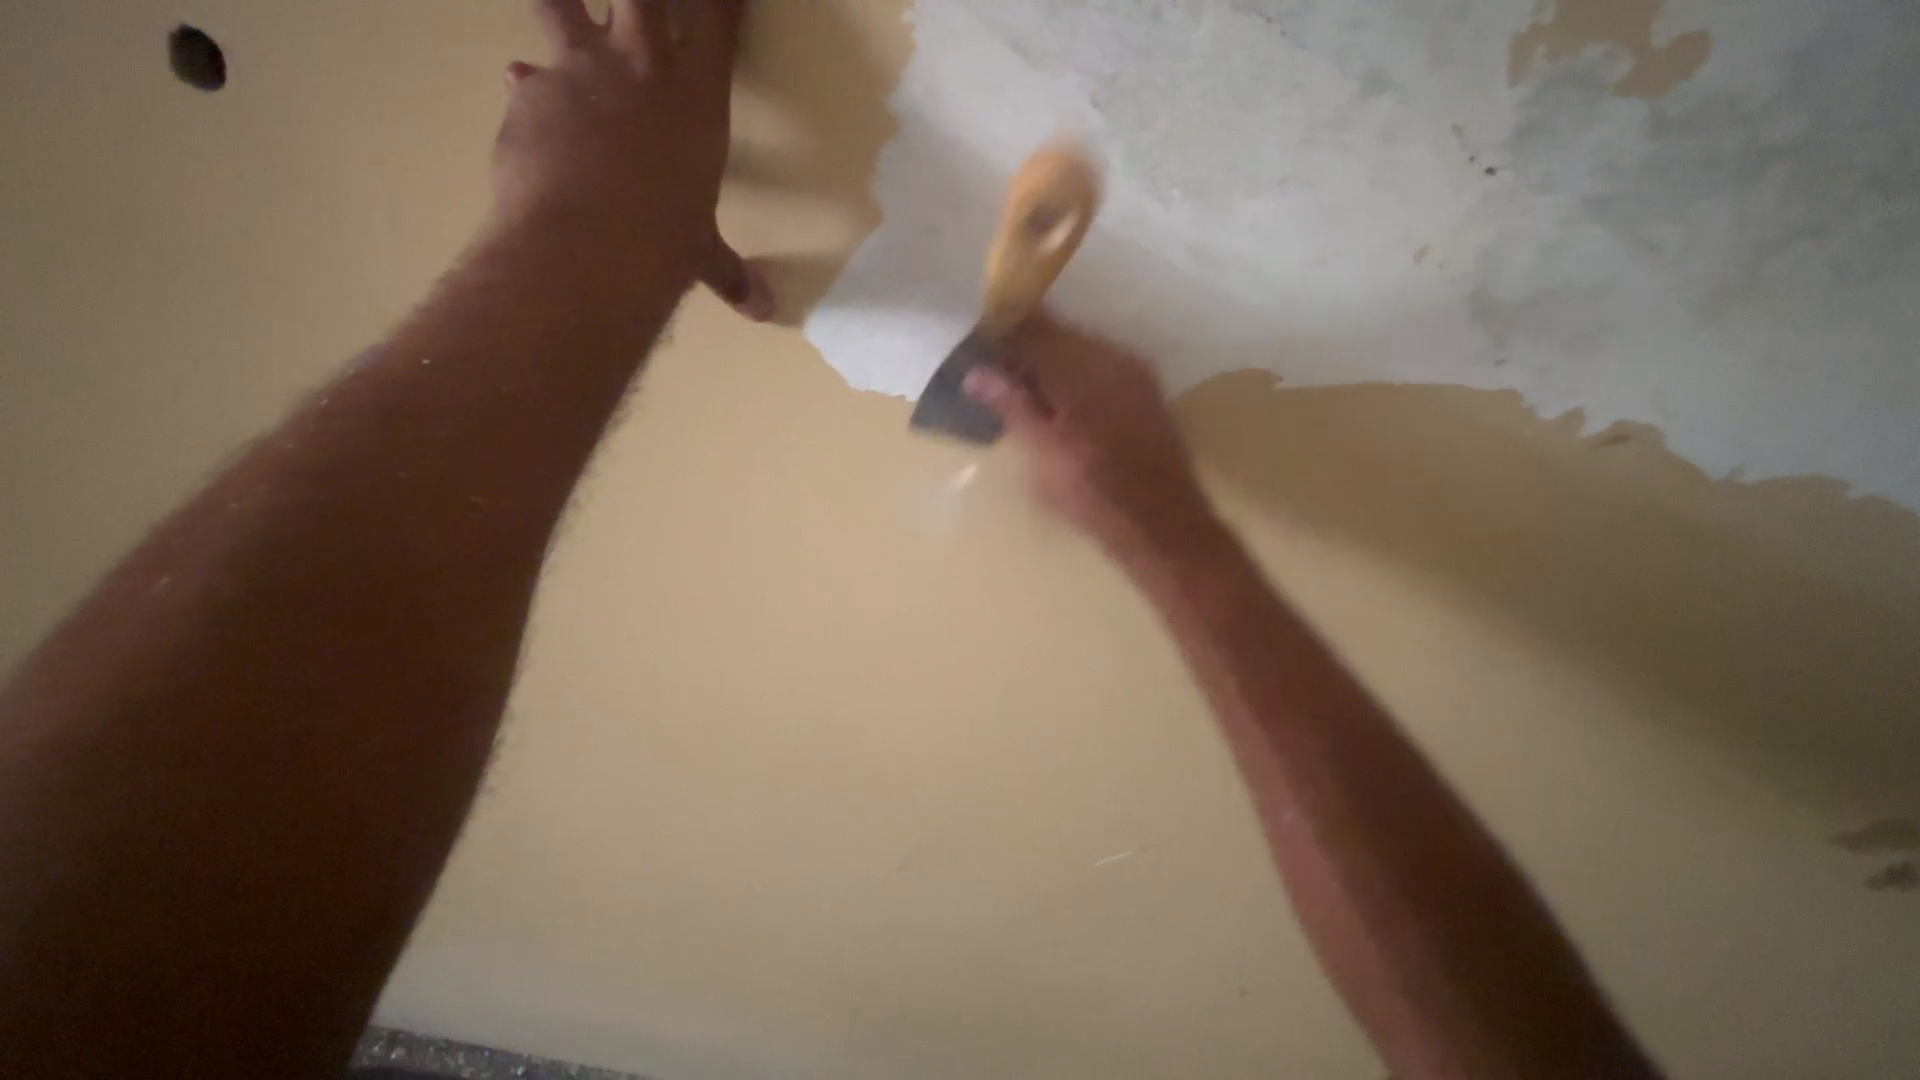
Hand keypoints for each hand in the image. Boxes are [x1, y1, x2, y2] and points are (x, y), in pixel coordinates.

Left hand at [495, 0, 771, 318]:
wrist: (589, 244)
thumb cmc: (666, 244)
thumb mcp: (701, 255)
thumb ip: (727, 271)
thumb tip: (762, 310)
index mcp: (699, 99)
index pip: (718, 16)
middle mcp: (642, 66)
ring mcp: (582, 70)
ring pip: (563, 1)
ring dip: (565, 2)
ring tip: (565, 6)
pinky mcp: (533, 93)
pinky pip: (529, 77)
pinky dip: (530, 86)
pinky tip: (524, 89)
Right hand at [964, 315, 1224, 562]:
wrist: (1161, 524)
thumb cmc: (1092, 494)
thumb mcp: (1041, 453)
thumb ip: (1011, 405)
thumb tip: (975, 372)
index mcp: (1082, 366)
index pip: (1035, 327)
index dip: (1003, 332)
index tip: (978, 348)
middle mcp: (1112, 357)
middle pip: (1060, 335)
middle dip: (1027, 349)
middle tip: (996, 376)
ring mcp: (1135, 373)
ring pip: (1082, 351)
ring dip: (1052, 365)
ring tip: (1026, 396)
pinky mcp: (1147, 393)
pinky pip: (1102, 368)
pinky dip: (1077, 378)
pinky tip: (1062, 406)